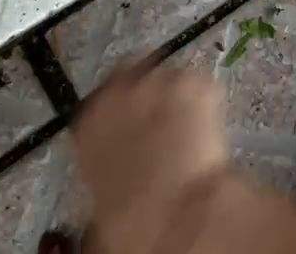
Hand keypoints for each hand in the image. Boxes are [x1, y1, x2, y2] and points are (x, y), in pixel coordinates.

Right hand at [75, 64, 229, 253]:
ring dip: (178, 98)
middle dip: (149, 95)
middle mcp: (120, 91)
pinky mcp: (196, 81)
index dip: (121, 112)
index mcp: (88, 122)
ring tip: (190, 127)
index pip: (101, 101)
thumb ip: (105, 165)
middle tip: (166, 121)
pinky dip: (205, 101)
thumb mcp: (101, 194)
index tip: (133, 125)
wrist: (174, 212)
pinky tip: (207, 126)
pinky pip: (201, 86)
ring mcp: (160, 80)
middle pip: (134, 77)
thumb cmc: (130, 218)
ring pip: (171, 80)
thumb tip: (116, 167)